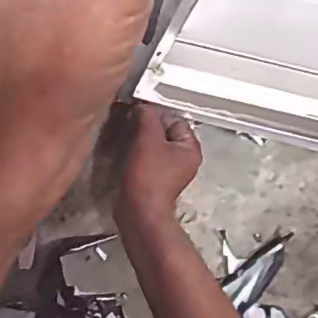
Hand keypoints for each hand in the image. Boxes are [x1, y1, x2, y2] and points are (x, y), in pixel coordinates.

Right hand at [118, 105, 202, 222]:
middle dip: (148, 127)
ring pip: (156, 146)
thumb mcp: (148, 138)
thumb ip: (148, 116)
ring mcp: (171, 171)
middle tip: (131, 125)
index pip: (176, 119)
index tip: (138, 114)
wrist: (139, 210)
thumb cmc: (148, 174)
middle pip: (165, 132)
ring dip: (141, 140)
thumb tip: (143, 106)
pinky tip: (127, 153)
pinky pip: (149, 159)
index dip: (157, 114)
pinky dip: (139, 154)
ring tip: (127, 138)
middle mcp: (185, 159)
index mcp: (191, 148)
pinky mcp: (157, 180)